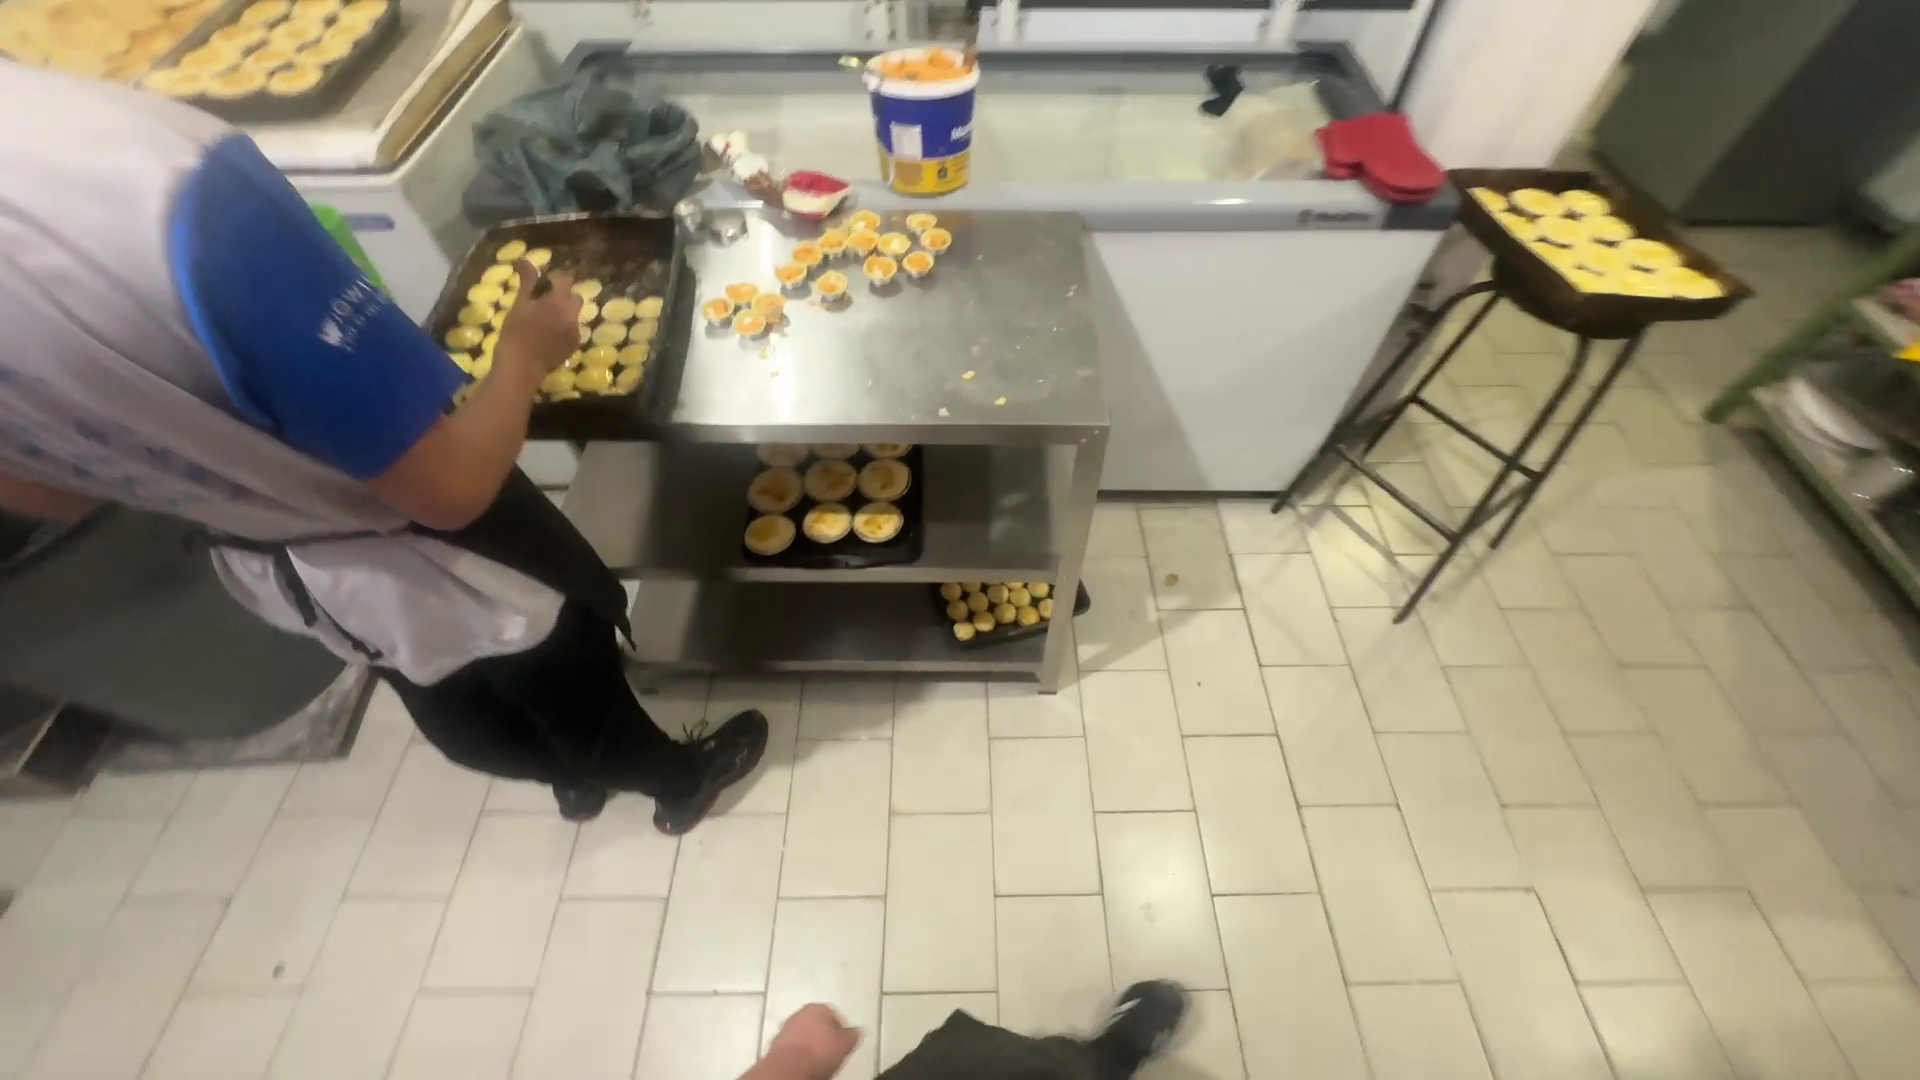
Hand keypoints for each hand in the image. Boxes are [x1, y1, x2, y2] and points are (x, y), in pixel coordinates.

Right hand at [493, 258, 579, 382]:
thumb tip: (525, 259)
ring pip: (575, 315)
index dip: (557, 279)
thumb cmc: (515, 332)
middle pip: (576, 297)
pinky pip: (574, 330)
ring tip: (546, 320)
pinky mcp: (575, 345)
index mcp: (558, 302)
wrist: (522, 365)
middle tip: (545, 301)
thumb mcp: (520, 304)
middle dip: (564, 296)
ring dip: (565, 312)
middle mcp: (572, 316)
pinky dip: (565, 327)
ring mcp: (576, 332)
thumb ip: (528, 282)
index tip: (546, 283)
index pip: (566, 280)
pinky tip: (550, 334)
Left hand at [766, 1004, 858, 1079]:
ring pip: (804, 1035)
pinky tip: (804, 1064)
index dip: (841, 1032)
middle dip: (824, 1037)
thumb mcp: (844, 1044)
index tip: (842, 1046)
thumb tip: (857, 1031)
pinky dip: (798, 1054)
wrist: (788, 1069)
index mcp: (819, 1007)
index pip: (835, 1016)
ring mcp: (787, 1027)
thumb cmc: (819, 1052)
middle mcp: (801, 1012)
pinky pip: (793, 1047)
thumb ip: (853, 1035)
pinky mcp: (776, 1044)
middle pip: (817, 1024)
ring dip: (810, 1046)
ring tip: (817, 1062)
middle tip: (830, 1053)